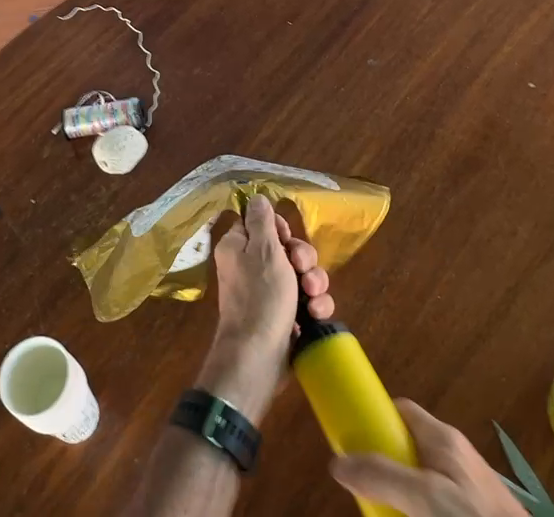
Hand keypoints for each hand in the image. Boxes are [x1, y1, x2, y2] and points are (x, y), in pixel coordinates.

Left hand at [197, 195, 333, 421]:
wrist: (259, 357)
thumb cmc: (260, 298)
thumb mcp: (263, 251)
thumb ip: (262, 222)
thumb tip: (256, 197)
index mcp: (239, 248)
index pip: (262, 225)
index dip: (281, 231)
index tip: (286, 242)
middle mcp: (251, 268)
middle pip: (288, 250)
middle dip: (304, 260)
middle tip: (303, 271)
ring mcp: (269, 294)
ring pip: (303, 276)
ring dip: (315, 284)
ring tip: (312, 299)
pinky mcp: (286, 317)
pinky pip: (307, 302)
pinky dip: (314, 307)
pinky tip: (315, 315)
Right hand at [330, 399, 527, 516]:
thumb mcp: (424, 497)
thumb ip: (382, 477)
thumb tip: (337, 462)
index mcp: (441, 439)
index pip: (400, 411)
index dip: (373, 420)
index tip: (352, 443)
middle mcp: (452, 457)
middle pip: (404, 450)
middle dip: (381, 470)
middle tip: (366, 494)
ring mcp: (463, 487)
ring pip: (417, 484)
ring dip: (398, 499)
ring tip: (384, 514)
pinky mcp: (470, 512)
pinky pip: (433, 505)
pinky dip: (417, 512)